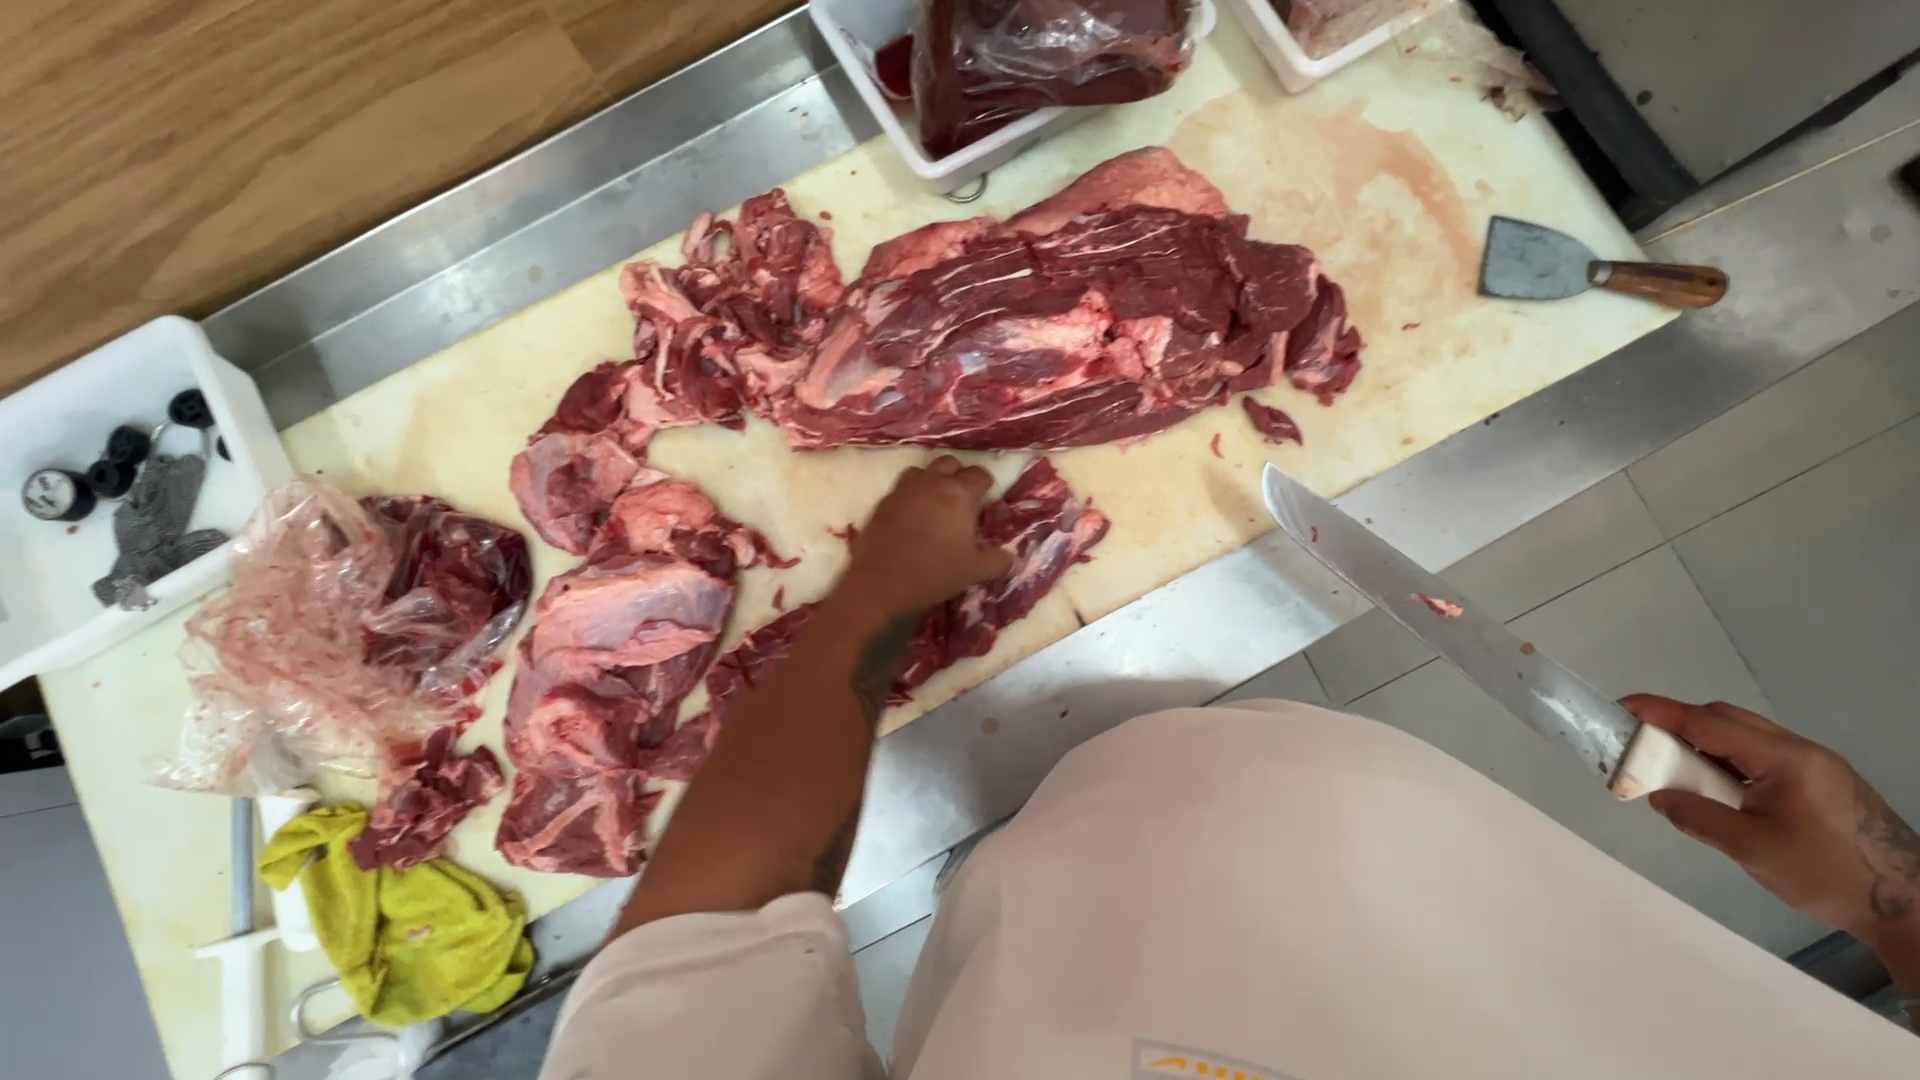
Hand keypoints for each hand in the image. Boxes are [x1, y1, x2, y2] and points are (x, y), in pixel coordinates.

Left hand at [839, 456, 1014, 619]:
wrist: (880, 583)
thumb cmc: (935, 572)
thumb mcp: (974, 571)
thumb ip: (998, 562)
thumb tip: (1014, 560)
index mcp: (960, 493)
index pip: (979, 474)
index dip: (986, 484)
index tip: (987, 498)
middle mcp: (932, 482)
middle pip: (950, 463)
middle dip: (959, 475)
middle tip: (963, 498)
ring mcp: (904, 489)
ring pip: (923, 471)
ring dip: (933, 480)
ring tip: (936, 502)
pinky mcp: (883, 502)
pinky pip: (901, 488)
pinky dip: (911, 495)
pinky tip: (912, 516)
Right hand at [1623, 694, 1919, 947]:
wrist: (1911, 910)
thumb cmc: (1829, 875)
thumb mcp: (1750, 848)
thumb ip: (1695, 815)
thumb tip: (1658, 795)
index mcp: (1787, 760)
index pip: (1710, 722)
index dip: (1660, 711)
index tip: (1619, 708)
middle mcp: (1802, 752)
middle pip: (1725, 719)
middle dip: (1676, 723)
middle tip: (1637, 740)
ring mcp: (1816, 766)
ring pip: (1742, 735)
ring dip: (1700, 742)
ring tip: (1669, 766)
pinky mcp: (1820, 782)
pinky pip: (1758, 755)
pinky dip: (1724, 759)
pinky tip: (1712, 784)